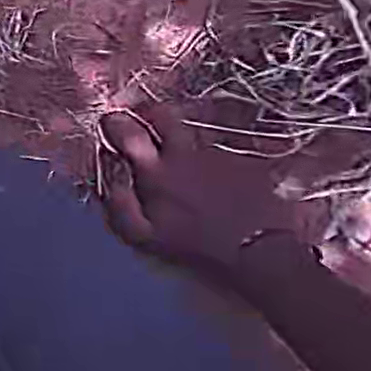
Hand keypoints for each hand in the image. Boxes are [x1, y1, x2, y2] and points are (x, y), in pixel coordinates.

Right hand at [98, 106, 308, 289]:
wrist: (262, 256)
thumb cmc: (194, 248)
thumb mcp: (140, 235)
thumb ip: (116, 201)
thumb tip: (107, 174)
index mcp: (155, 170)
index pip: (127, 130)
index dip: (113, 123)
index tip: (109, 125)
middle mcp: (185, 154)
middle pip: (162, 115)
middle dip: (147, 114)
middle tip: (141, 124)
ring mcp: (218, 155)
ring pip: (190, 131)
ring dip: (178, 137)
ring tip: (178, 160)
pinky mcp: (246, 162)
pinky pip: (219, 149)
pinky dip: (208, 158)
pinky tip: (211, 179)